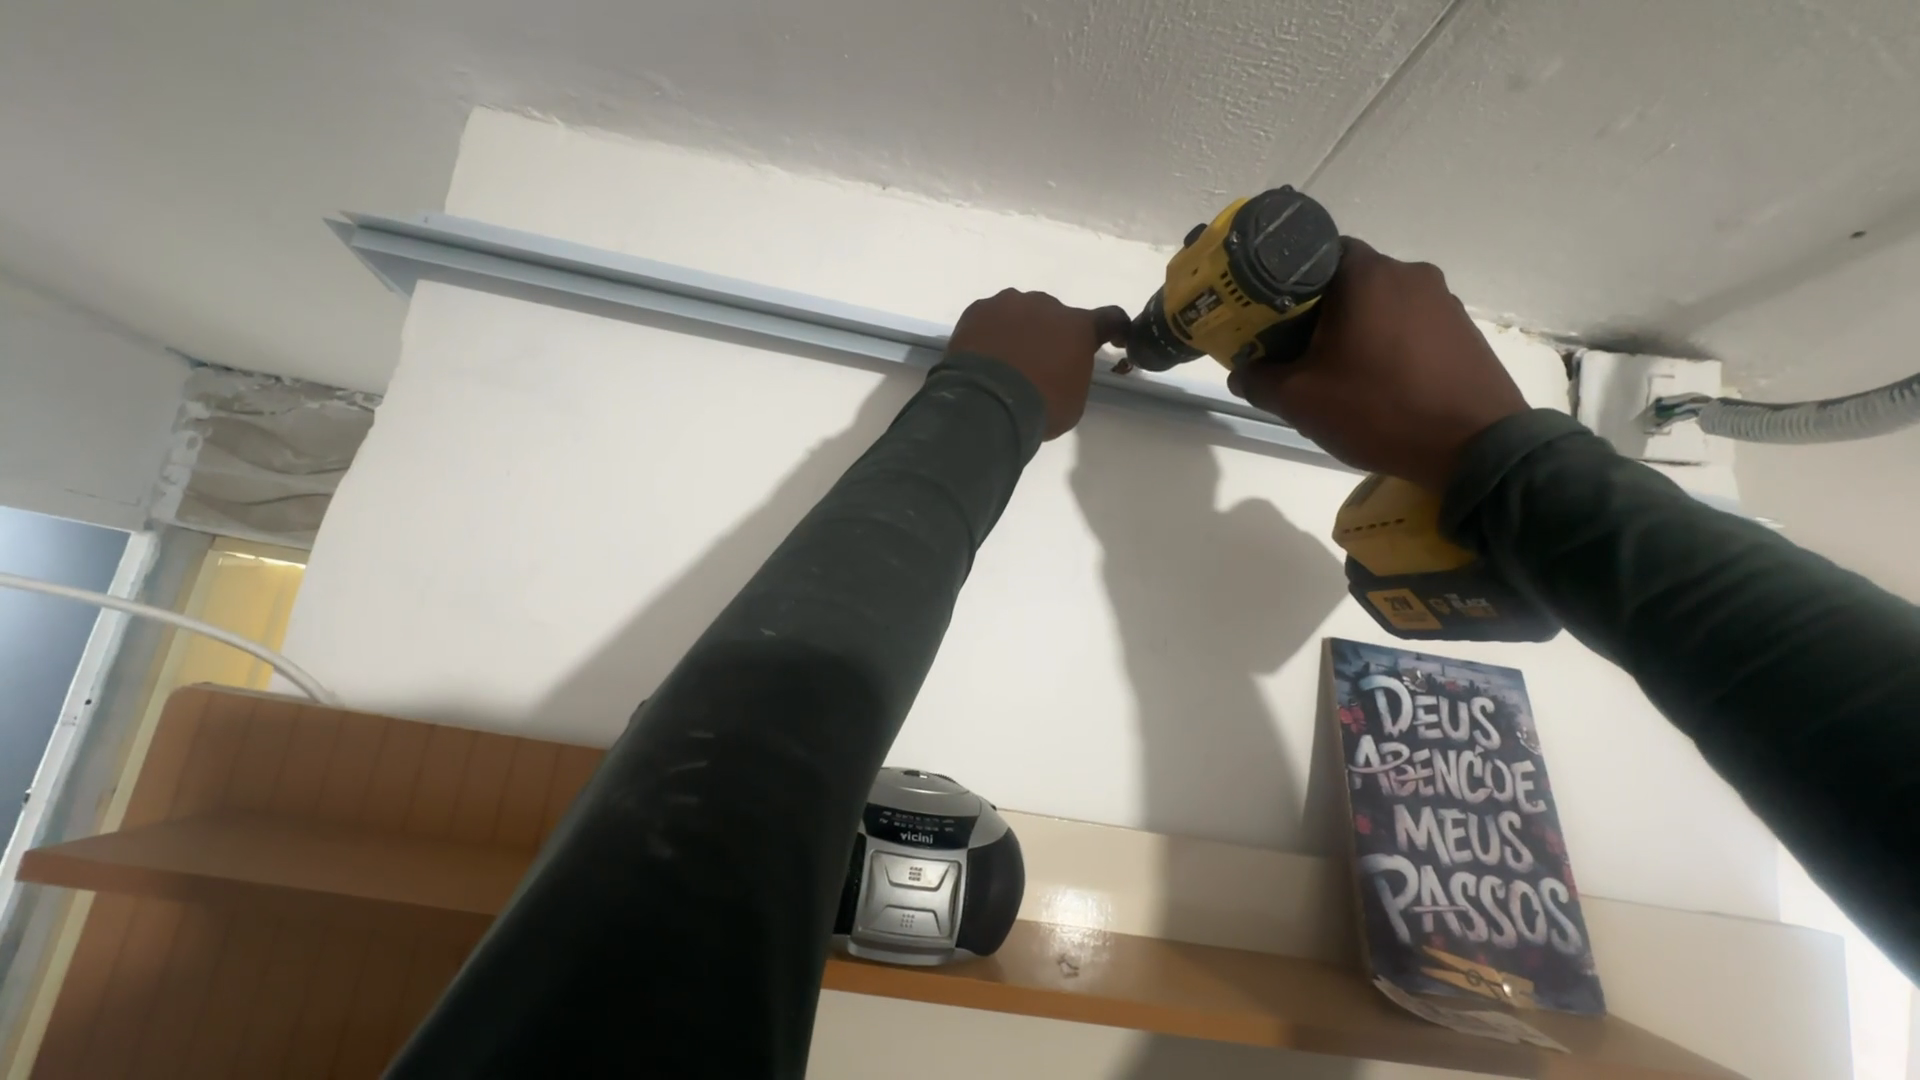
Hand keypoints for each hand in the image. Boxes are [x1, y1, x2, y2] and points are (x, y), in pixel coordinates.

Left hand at [947, 289, 1129, 439]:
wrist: (985, 403)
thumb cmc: (1040, 407)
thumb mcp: (1073, 400)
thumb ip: (1074, 375)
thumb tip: (1063, 370)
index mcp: (1078, 327)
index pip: (1110, 319)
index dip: (1113, 329)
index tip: (1112, 340)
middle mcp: (1047, 306)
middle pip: (1056, 316)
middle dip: (1051, 336)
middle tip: (1038, 364)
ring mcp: (1009, 303)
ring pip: (1020, 313)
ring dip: (1019, 331)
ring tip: (1004, 361)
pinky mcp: (978, 309)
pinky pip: (990, 318)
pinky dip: (990, 333)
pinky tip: (983, 356)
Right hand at [1226, 240, 1529, 490]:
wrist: (1473, 446)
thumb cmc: (1378, 409)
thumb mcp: (1299, 401)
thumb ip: (1259, 380)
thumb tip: (1242, 372)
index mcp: (1365, 275)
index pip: (1313, 253)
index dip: (1285, 283)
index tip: (1269, 317)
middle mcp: (1408, 273)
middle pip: (1347, 280)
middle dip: (1317, 311)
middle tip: (1294, 350)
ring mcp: (1443, 300)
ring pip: (1379, 304)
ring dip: (1354, 329)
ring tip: (1336, 372)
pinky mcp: (1462, 329)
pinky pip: (1408, 325)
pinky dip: (1386, 344)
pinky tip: (1377, 382)